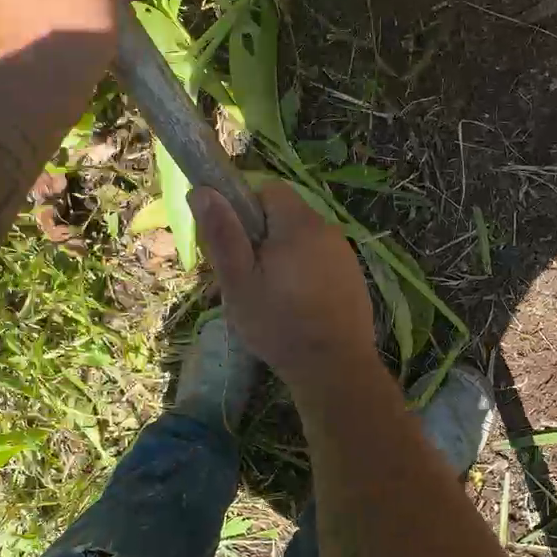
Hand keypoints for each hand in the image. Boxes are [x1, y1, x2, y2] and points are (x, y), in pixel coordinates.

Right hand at [190, 181, 377, 385]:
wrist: (335, 367)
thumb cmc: (279, 323)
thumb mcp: (239, 281)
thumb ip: (222, 234)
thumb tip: (203, 190)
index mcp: (298, 222)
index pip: (268, 190)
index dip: (244, 210)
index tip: (233, 244)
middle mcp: (327, 228)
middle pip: (284, 216)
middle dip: (259, 239)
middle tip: (244, 279)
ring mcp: (344, 254)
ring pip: (301, 242)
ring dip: (280, 259)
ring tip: (266, 299)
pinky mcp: (352, 277)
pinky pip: (319, 262)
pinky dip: (302, 276)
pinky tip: (294, 308)